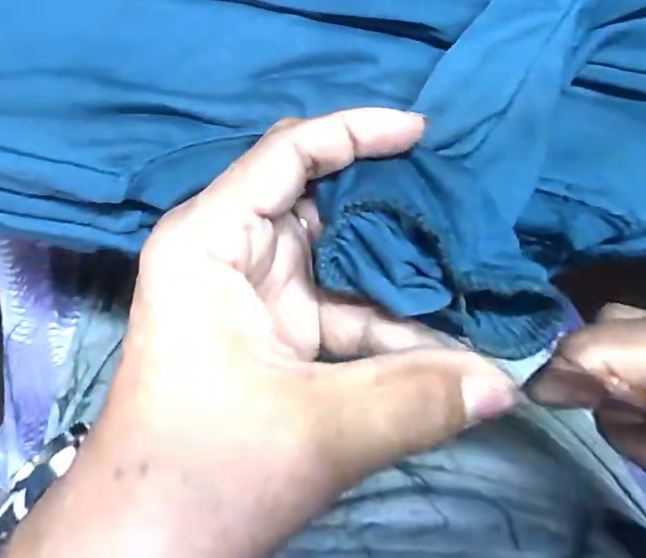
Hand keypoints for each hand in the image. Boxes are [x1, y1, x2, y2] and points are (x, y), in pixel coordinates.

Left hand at [9, 109, 518, 557]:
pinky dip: (389, 316)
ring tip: (468, 252)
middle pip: (317, 191)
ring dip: (397, 261)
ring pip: (337, 248)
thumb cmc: (198, 476)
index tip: (422, 131)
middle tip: (455, 186)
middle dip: (385, 190)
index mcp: (211, 237)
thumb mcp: (312, 433)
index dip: (355, 130)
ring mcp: (254, 286)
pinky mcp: (275, 326)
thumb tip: (506, 381)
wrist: (138, 557)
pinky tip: (448, 331)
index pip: (288, 152)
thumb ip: (414, 401)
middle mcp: (230, 245)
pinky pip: (342, 301)